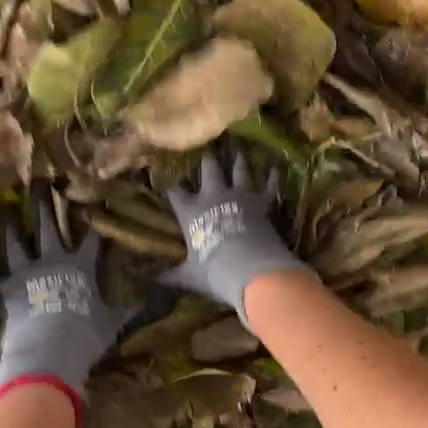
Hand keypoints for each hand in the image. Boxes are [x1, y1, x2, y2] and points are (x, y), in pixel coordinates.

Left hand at [0, 196, 135, 398]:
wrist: (46, 352)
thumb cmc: (84, 337)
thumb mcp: (114, 323)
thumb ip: (135, 308)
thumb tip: (165, 297)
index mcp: (81, 267)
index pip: (93, 238)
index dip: (96, 219)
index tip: (97, 198)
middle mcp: (53, 262)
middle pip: (49, 228)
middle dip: (45, 206)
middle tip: (38, 184)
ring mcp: (26, 274)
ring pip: (18, 244)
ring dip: (12, 228)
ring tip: (7, 212)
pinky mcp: (6, 290)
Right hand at [161, 151, 310, 322]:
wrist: (249, 267)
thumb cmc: (213, 271)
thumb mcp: (189, 275)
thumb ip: (172, 275)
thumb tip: (153, 281)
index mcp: (191, 211)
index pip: (176, 192)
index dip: (170, 181)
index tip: (163, 171)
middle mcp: (214, 196)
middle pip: (209, 169)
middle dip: (207, 158)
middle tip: (207, 146)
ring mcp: (240, 196)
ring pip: (239, 171)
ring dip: (239, 160)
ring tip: (238, 148)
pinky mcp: (262, 202)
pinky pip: (268, 186)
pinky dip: (272, 178)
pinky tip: (274, 168)